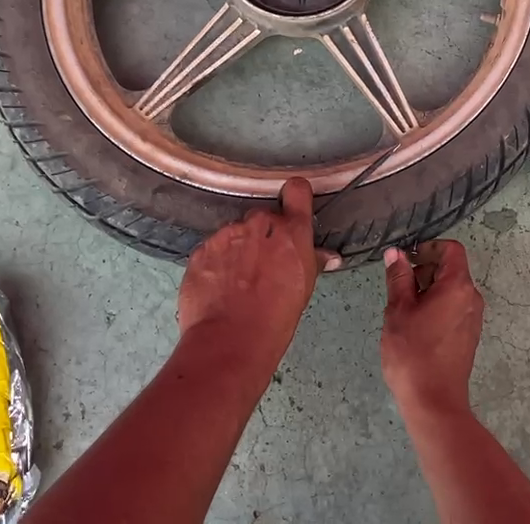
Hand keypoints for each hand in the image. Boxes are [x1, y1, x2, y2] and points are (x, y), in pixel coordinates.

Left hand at [177, 178, 341, 352]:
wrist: (230, 339)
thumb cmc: (275, 317)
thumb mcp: (304, 288)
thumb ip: (313, 261)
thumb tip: (328, 256)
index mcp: (291, 230)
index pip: (297, 191)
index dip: (295, 197)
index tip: (292, 205)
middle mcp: (260, 224)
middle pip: (263, 218)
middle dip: (263, 235)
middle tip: (263, 263)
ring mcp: (228, 234)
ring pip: (236, 233)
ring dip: (238, 249)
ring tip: (238, 281)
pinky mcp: (202, 250)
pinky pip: (212, 249)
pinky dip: (216, 263)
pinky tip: (220, 287)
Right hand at [381, 240, 484, 417]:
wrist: (434, 403)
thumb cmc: (413, 353)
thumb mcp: (399, 311)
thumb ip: (399, 278)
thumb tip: (395, 253)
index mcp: (458, 286)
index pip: (451, 249)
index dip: (430, 247)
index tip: (408, 257)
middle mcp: (472, 298)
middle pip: (452, 269)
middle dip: (426, 269)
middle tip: (400, 286)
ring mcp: (473, 318)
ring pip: (452, 290)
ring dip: (429, 289)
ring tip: (404, 308)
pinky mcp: (469, 336)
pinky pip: (454, 308)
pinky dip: (436, 306)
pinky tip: (416, 325)